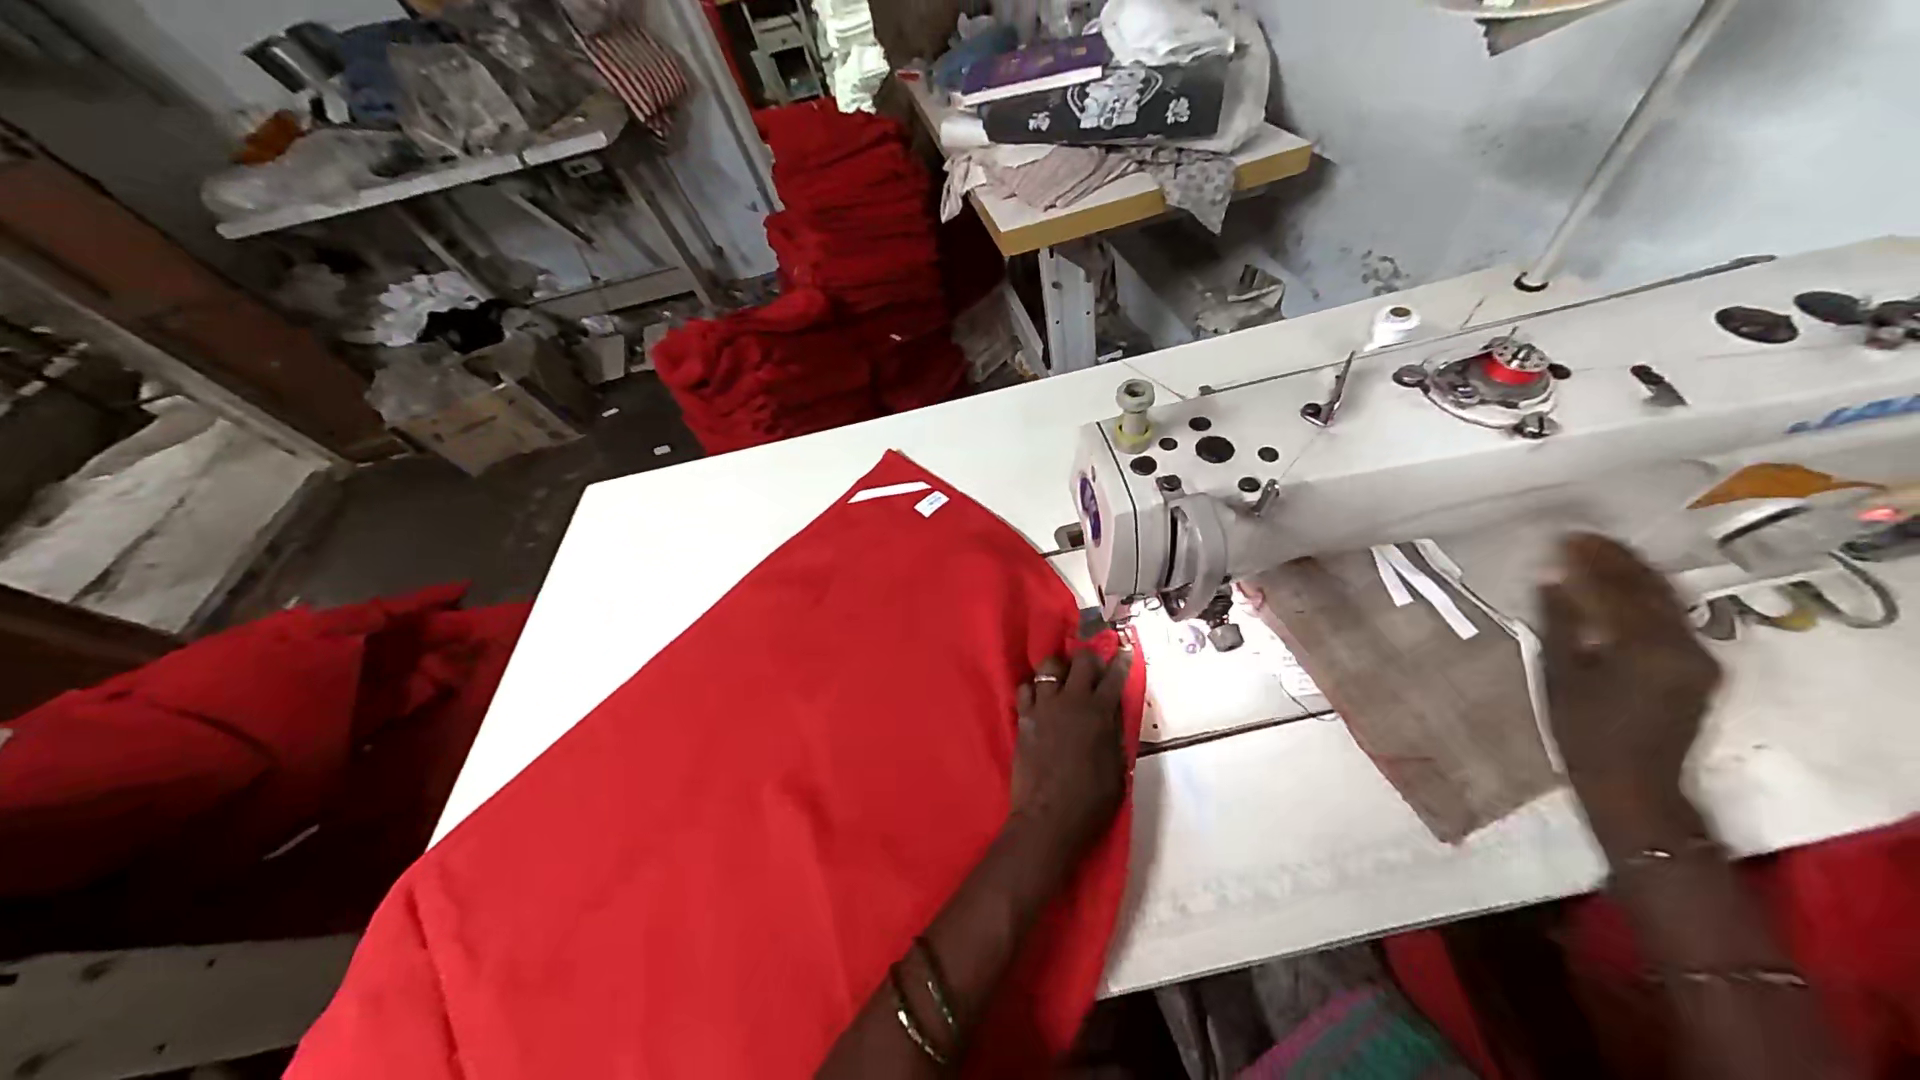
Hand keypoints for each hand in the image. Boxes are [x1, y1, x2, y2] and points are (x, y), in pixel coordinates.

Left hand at [1009, 649, 1130, 860]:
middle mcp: (1072, 701)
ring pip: (1048, 667)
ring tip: (1061, 678)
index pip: (1114, 677)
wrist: (1048, 817)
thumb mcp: (1117, 767)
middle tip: (1091, 666)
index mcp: (1100, 713)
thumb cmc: (1091, 800)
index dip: (1121, 662)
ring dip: (1058, 668)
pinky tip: (1038, 698)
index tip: (1124, 652)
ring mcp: (1044, 707)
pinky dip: (1033, 688)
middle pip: (1081, 662)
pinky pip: (1025, 688)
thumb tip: (1113, 715)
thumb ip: (1115, 735)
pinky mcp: (1023, 718)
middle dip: (1089, 658)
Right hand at [1540, 533, 1720, 806]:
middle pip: (1650, 587)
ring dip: (1633, 572)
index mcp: (1647, 647)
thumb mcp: (1560, 675)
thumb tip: (1551, 574)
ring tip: (1599, 553)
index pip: (1617, 586)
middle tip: (1580, 536)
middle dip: (1615, 558)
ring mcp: (1700, 655)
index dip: (1590, 558)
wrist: (1633, 783)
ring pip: (1667, 598)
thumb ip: (1559, 621)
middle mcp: (1685, 645)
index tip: (1564, 535)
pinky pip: (1672, 616)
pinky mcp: (1700, 666)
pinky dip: (1645, 594)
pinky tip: (1622, 586)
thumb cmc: (1582, 732)